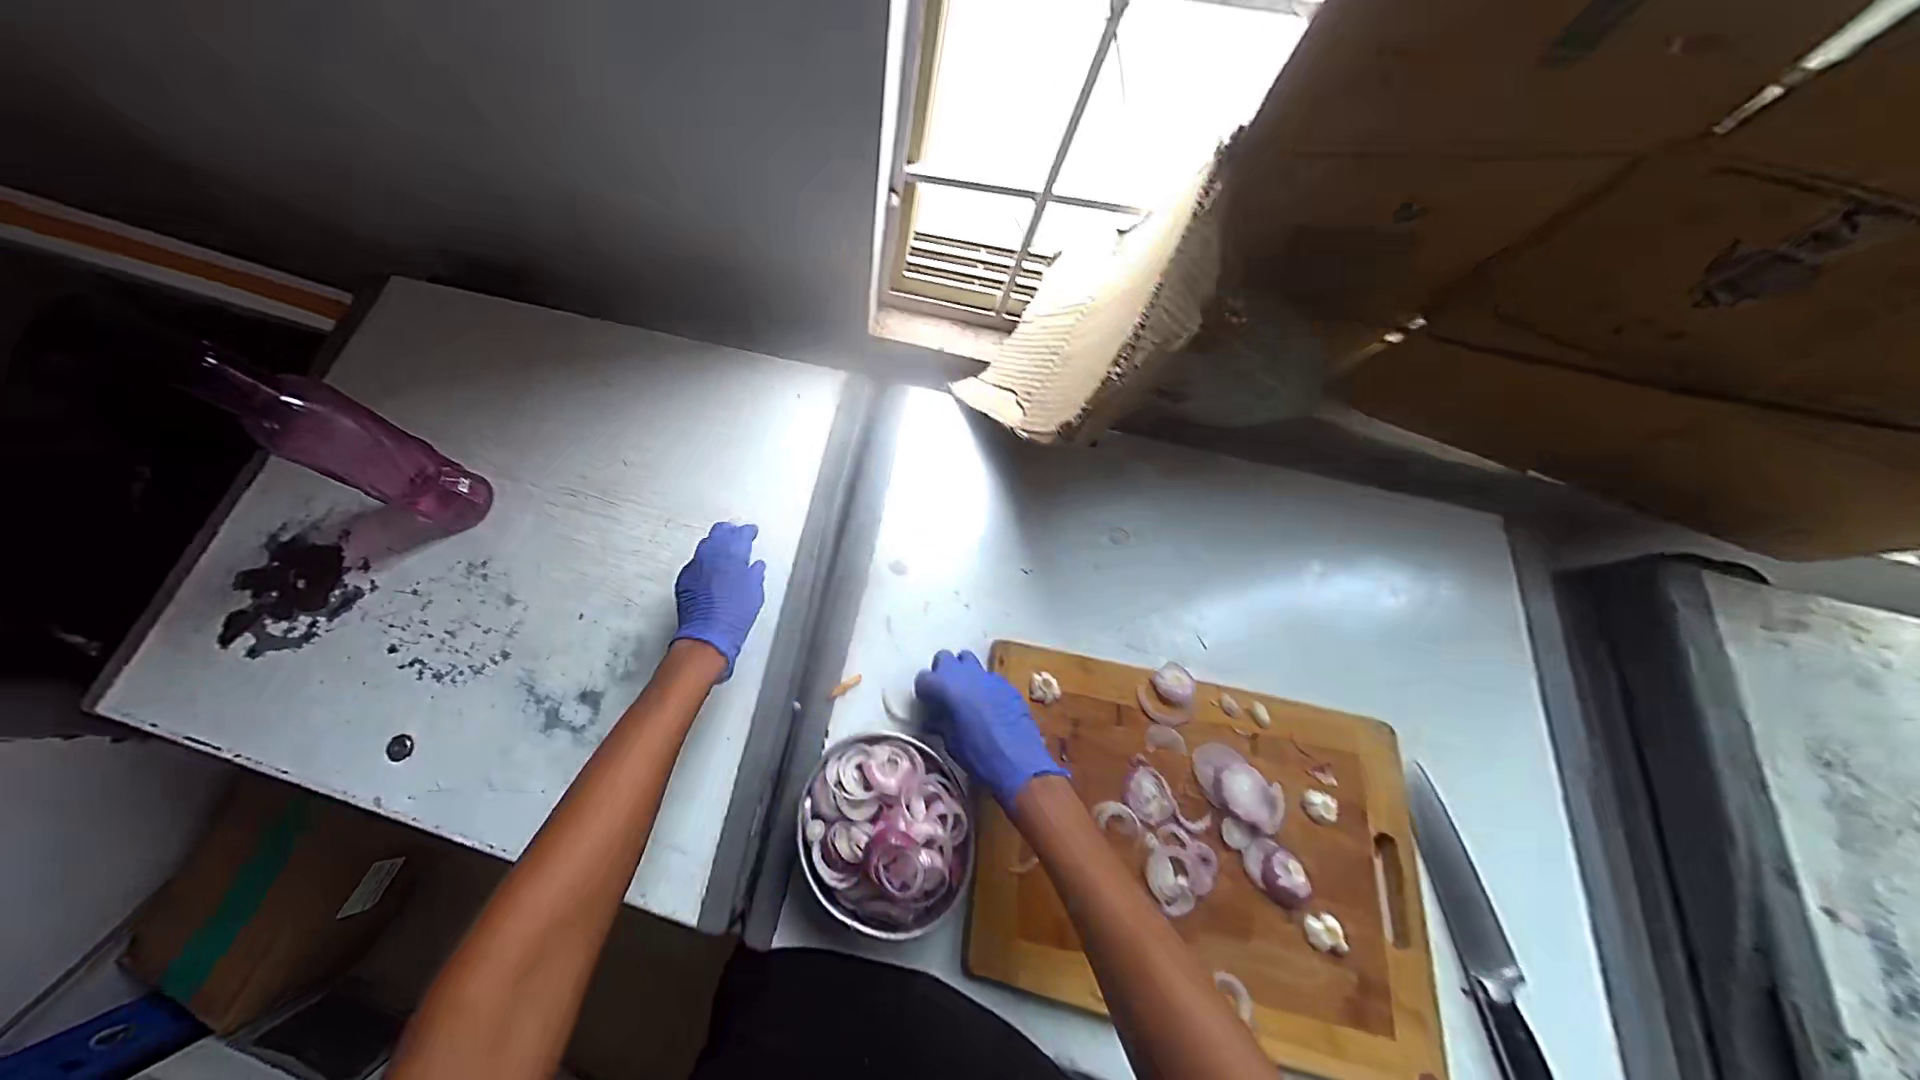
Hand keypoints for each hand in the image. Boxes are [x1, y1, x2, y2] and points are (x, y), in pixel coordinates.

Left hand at [671, 522, 766, 681]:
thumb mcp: (754, 593)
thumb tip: (755, 567)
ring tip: (722, 544)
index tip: (750, 530)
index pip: (740, 535)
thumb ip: (754, 574)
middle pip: (718, 534)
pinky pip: (695, 562)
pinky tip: (708, 565)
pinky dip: (704, 559)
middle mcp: (711, 557)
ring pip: (705, 546)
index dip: (747, 531)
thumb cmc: (733, 617)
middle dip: (728, 531)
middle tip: (735, 531)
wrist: (708, 635)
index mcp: (732, 556)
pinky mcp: (684, 579)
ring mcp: (695, 567)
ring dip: (715, 543)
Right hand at [914, 649, 1066, 804]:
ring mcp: (988, 676)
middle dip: (942, 672)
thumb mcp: (949, 741)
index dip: (925, 691)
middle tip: (945, 694)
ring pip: (968, 661)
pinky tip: (989, 706)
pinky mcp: (1007, 683)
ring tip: (967, 696)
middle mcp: (965, 673)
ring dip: (964, 673)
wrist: (1018, 761)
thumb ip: (941, 720)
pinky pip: (988, 677)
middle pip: (945, 658)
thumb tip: (937, 716)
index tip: (928, 703)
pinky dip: (984, 686)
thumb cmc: (977, 754)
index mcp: (944, 686)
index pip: (923, 677)